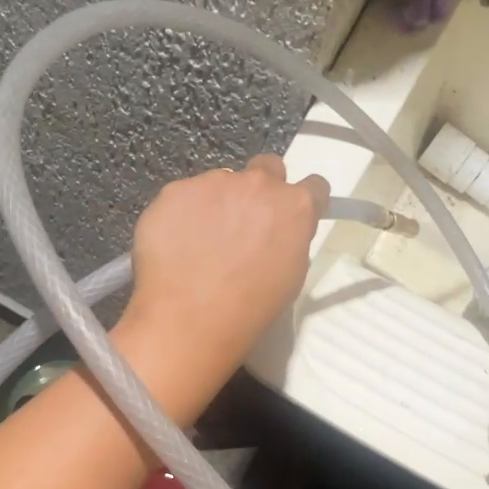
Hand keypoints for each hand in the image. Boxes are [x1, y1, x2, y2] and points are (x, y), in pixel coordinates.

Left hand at [122, 154, 328, 364]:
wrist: (189, 319)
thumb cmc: (250, 308)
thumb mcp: (291, 276)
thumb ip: (290, 238)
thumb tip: (277, 230)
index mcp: (294, 206)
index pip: (313, 186)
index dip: (303, 201)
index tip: (290, 217)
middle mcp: (257, 184)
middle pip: (267, 169)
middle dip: (260, 190)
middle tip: (244, 225)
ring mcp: (213, 183)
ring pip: (220, 183)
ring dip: (218, 204)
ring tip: (201, 244)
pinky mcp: (175, 191)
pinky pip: (184, 196)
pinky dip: (183, 215)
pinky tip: (177, 246)